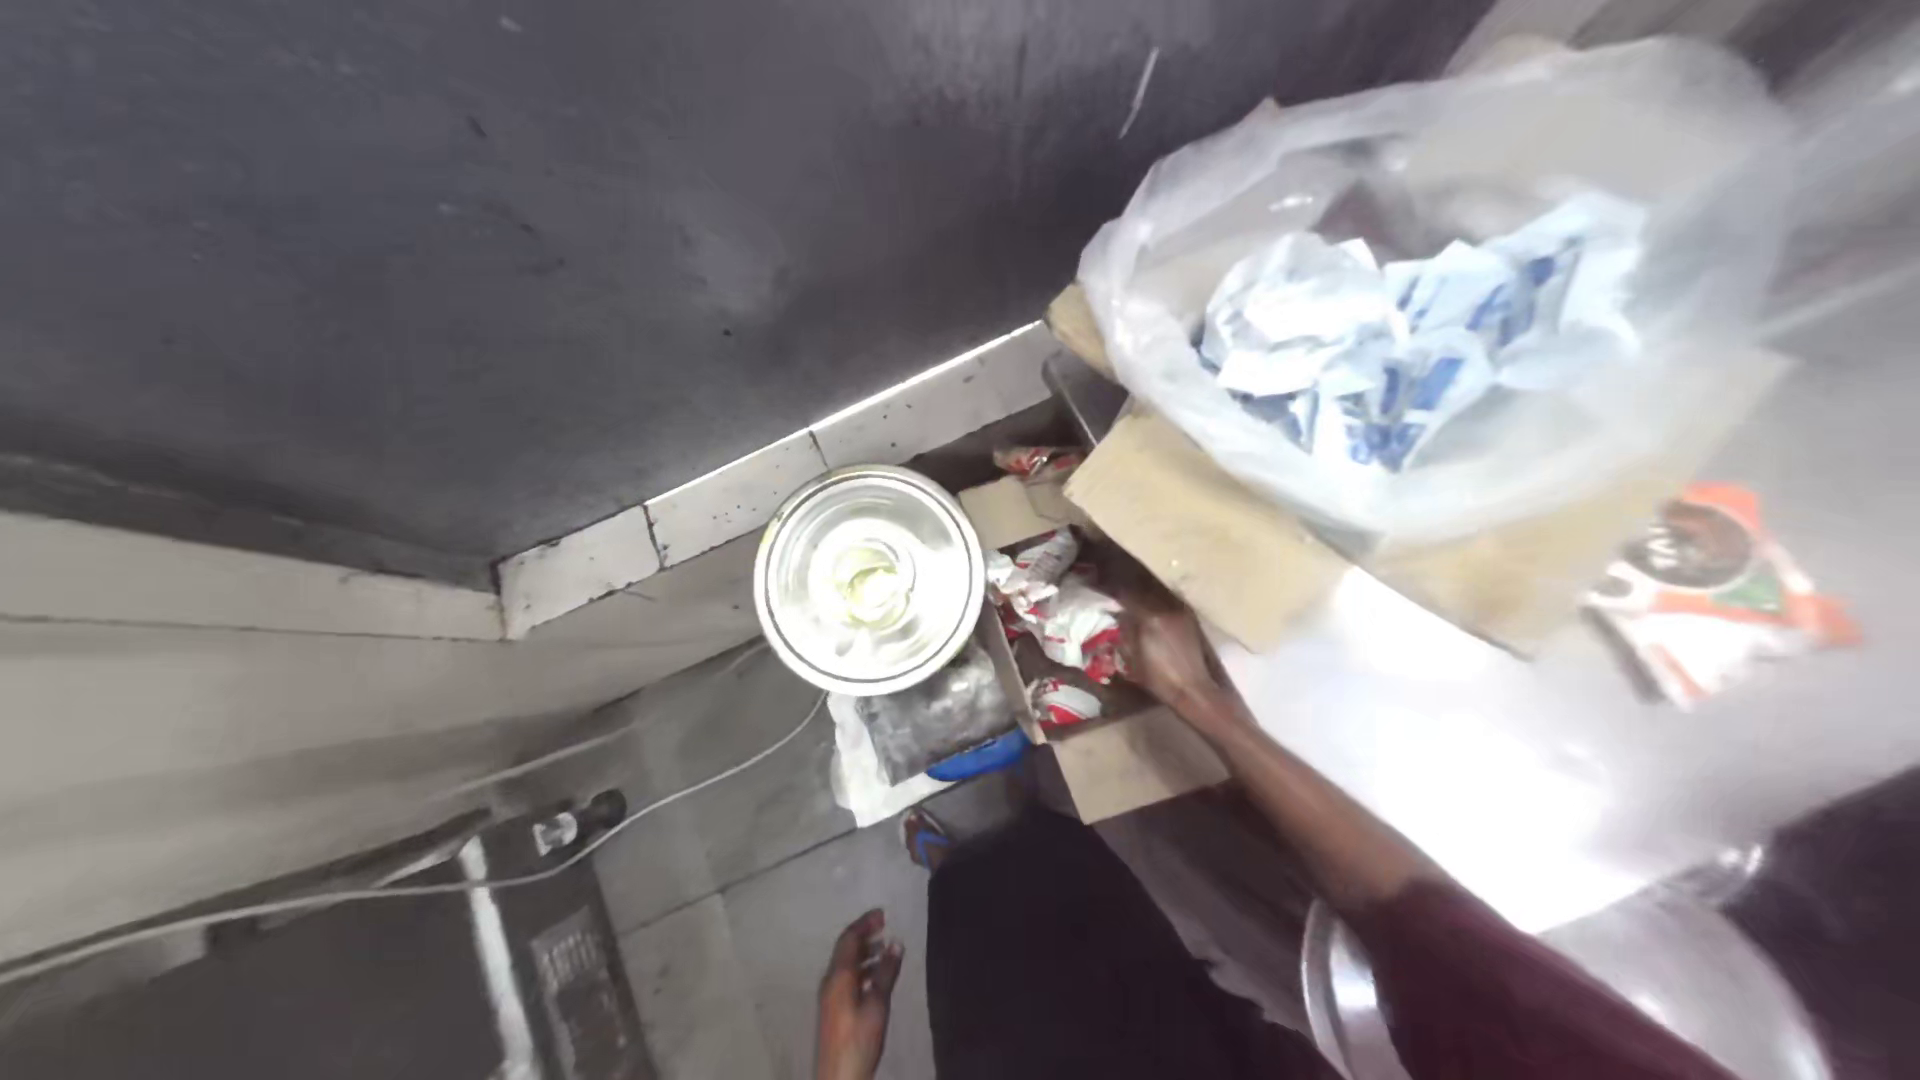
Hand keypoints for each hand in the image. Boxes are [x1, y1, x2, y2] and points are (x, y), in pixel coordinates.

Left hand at [815, 909, 902, 1079]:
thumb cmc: (858, 1040)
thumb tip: (896, 942)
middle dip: (864, 934)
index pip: (849, 938)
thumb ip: (886, 972)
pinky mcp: (834, 1010)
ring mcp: (830, 996)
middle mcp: (830, 981)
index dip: (865, 922)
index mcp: (838, 976)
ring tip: (885, 948)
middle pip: (845, 948)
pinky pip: (847, 977)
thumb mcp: (877, 1005)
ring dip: (864, 952)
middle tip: (885, 925)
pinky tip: (877, 976)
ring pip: (846, 963)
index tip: (883, 913)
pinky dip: (862, 968)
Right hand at [1120, 600, 1236, 723]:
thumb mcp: (1133, 658)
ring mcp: (1181, 613)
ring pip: (1158, 597)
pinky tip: (1154, 614)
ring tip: (1136, 604)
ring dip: (1146, 598)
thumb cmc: (1159, 678)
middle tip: (1120, 598)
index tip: (1108, 596)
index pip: (1128, 596)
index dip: (1116, 594)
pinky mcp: (1191, 620)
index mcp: (1150, 618)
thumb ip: (1125, 631)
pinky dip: (1159, 606)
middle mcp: (1167, 609)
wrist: (1194, 690)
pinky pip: (1169, 605)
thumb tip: (1120, 615)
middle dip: (1131, 594)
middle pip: (1144, 593)